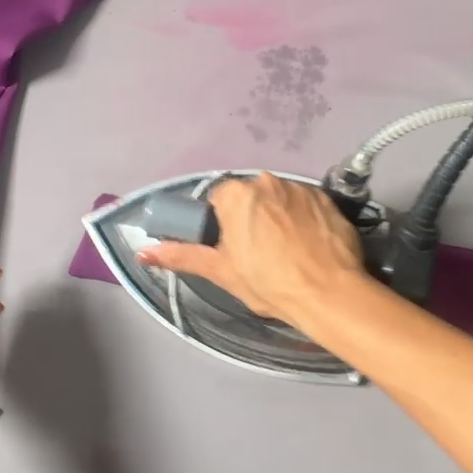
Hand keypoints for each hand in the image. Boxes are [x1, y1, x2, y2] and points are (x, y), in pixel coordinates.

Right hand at [137, 173, 369, 324]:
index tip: (231, 248)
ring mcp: (299, 186)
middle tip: (258, 254)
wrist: (329, 292)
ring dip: (278, 217)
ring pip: (278, 199)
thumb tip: (143, 251)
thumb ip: (182, 255)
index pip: (218, 200)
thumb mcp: (221, 271)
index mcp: (237, 194)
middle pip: (250, 197)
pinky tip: (308, 245)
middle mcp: (267, 180)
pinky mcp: (326, 197)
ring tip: (287, 252)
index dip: (222, 224)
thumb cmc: (268, 282)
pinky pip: (305, 204)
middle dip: (250, 219)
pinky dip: (303, 219)